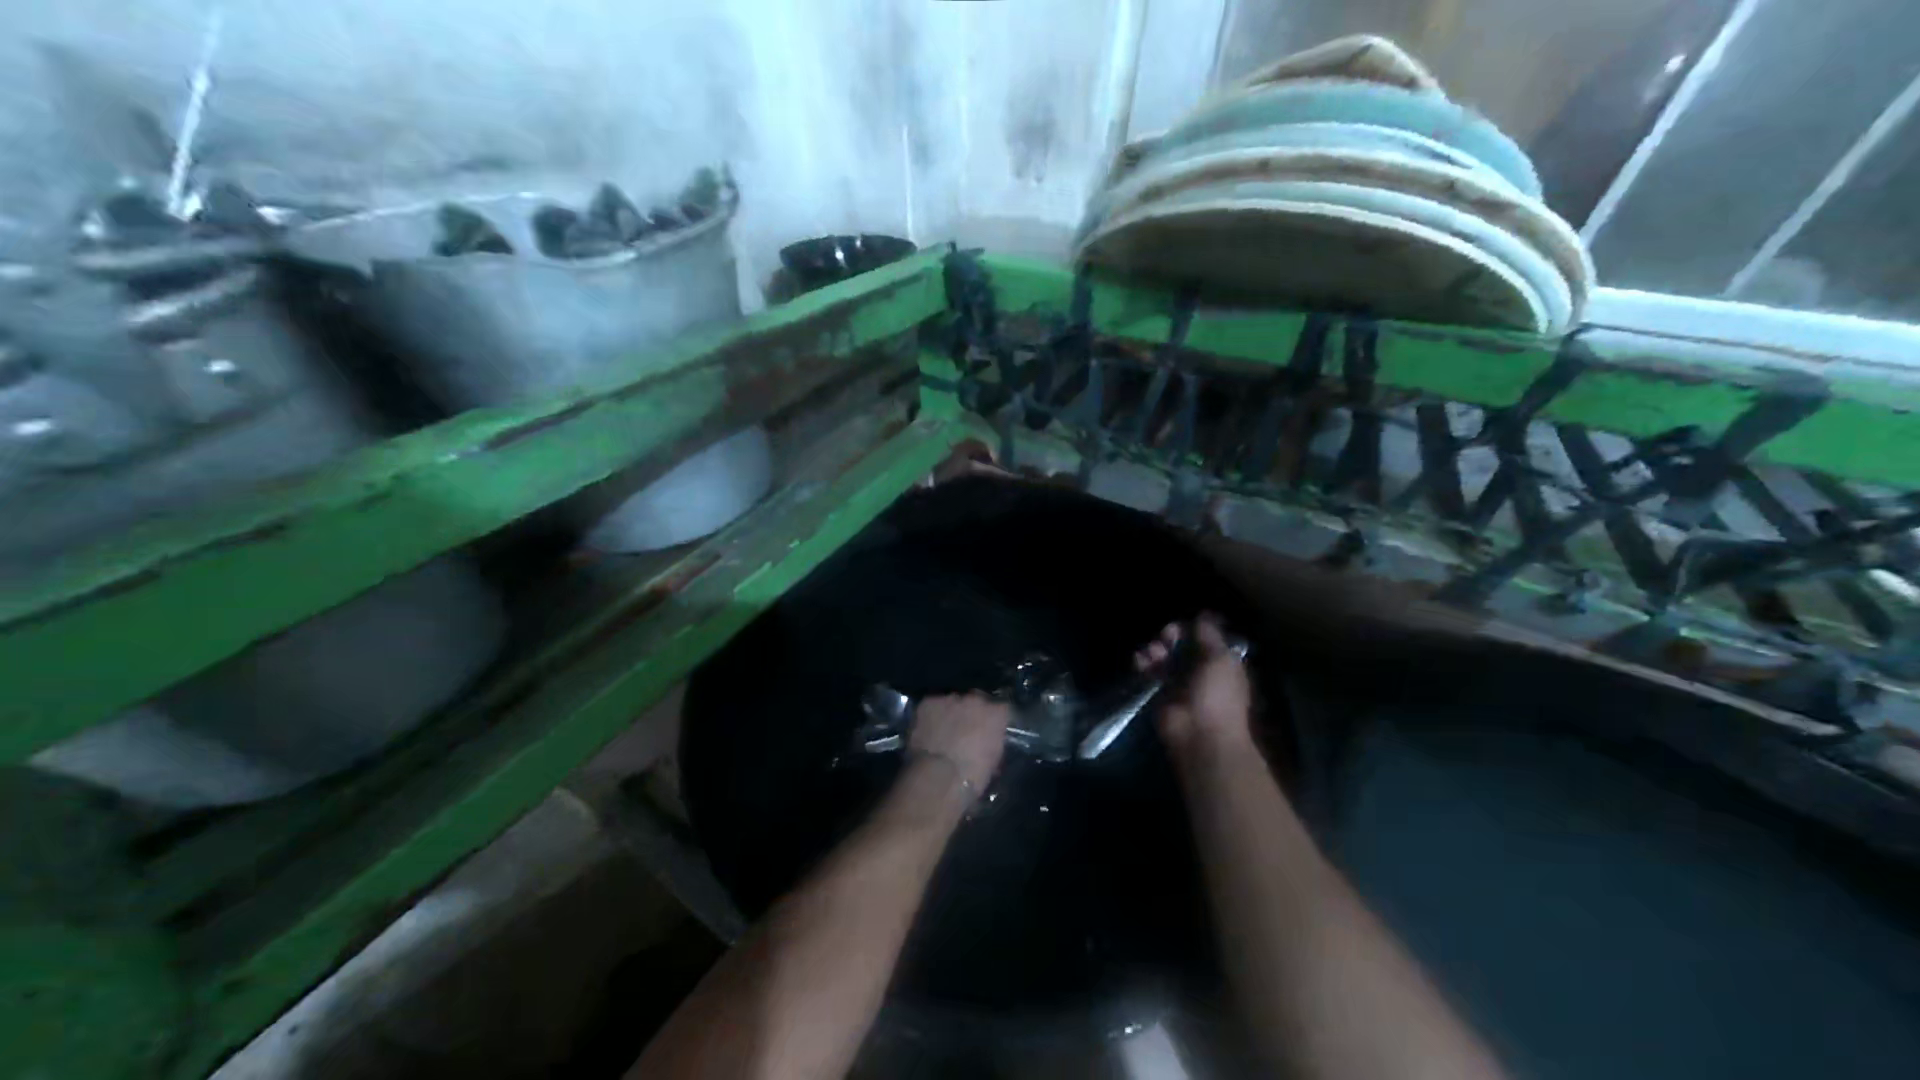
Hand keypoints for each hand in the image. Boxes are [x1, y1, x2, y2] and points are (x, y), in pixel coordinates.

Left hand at [908, 692, 1009, 799]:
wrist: (939, 777)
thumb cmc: (972, 777)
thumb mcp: (993, 760)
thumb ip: (993, 742)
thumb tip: (986, 742)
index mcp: (998, 713)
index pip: (1001, 707)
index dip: (993, 718)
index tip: (988, 729)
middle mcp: (976, 699)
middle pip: (975, 700)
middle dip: (971, 712)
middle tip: (964, 730)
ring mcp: (950, 698)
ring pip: (952, 702)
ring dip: (950, 713)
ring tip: (943, 731)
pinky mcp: (928, 702)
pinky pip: (932, 705)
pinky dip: (930, 715)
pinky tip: (927, 730)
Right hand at [1135, 613, 1251, 753]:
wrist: (1200, 736)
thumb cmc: (1218, 695)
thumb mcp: (1220, 659)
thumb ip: (1209, 636)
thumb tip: (1203, 614)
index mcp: (1220, 663)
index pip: (1204, 639)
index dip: (1193, 629)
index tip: (1184, 625)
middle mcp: (1199, 671)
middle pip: (1181, 646)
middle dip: (1172, 637)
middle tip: (1166, 636)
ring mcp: (1178, 683)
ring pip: (1163, 657)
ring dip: (1156, 650)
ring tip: (1153, 651)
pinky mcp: (1158, 694)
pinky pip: (1148, 672)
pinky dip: (1143, 663)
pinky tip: (1140, 660)